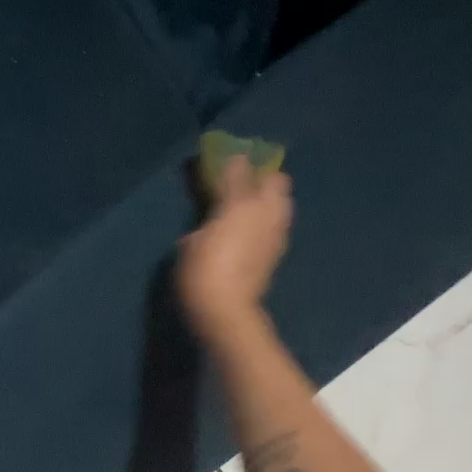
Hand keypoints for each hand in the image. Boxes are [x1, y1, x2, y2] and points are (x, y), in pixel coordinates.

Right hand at [176, 155, 292, 334]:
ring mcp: (277, 233)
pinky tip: (253, 231)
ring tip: (249, 208)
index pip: (239, 170)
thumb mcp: (188, 245)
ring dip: (269, 199)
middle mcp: (265, 212)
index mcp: (239, 204)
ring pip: (283, 202)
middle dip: (262, 177)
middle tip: (242, 185)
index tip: (222, 159)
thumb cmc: (200, 274)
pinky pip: (278, 224)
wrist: (226, 312)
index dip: (231, 161)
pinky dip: (268, 221)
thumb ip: (203, 225)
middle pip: (276, 181)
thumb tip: (210, 225)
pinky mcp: (278, 253)